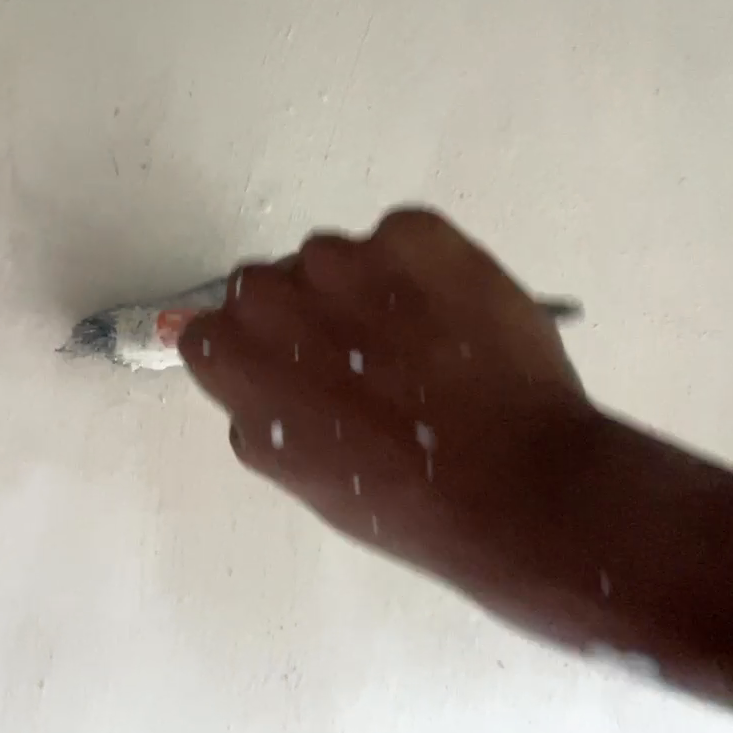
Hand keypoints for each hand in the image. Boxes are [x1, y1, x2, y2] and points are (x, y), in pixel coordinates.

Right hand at [181, 208, 603, 613]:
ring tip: (416, 342)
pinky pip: (400, 242)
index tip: (292, 375)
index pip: (212, 331)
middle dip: (300, 314)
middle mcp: (269, 291)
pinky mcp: (414, 234)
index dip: (253, 353)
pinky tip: (452, 319)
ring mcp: (342, 255)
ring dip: (358, 289)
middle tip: (356, 357)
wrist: (520, 488)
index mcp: (230, 351)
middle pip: (265, 286)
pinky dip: (420, 270)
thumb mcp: (291, 470)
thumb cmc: (393, 498)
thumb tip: (258, 373)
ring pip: (332, 260)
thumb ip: (252, 406)